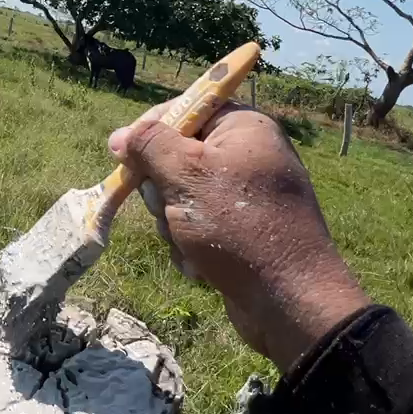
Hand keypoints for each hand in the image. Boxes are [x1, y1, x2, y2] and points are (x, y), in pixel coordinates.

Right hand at [109, 102, 369, 371]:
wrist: (292, 303)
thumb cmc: (238, 227)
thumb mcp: (185, 175)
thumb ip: (149, 144)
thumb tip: (120, 136)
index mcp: (244, 128)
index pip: (182, 109)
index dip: (148, 131)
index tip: (122, 156)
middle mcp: (247, 154)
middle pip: (175, 154)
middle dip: (161, 187)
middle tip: (167, 206)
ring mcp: (245, 193)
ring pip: (178, 193)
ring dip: (171, 220)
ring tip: (188, 242)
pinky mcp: (241, 228)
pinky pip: (195, 222)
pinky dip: (188, 241)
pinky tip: (199, 263)